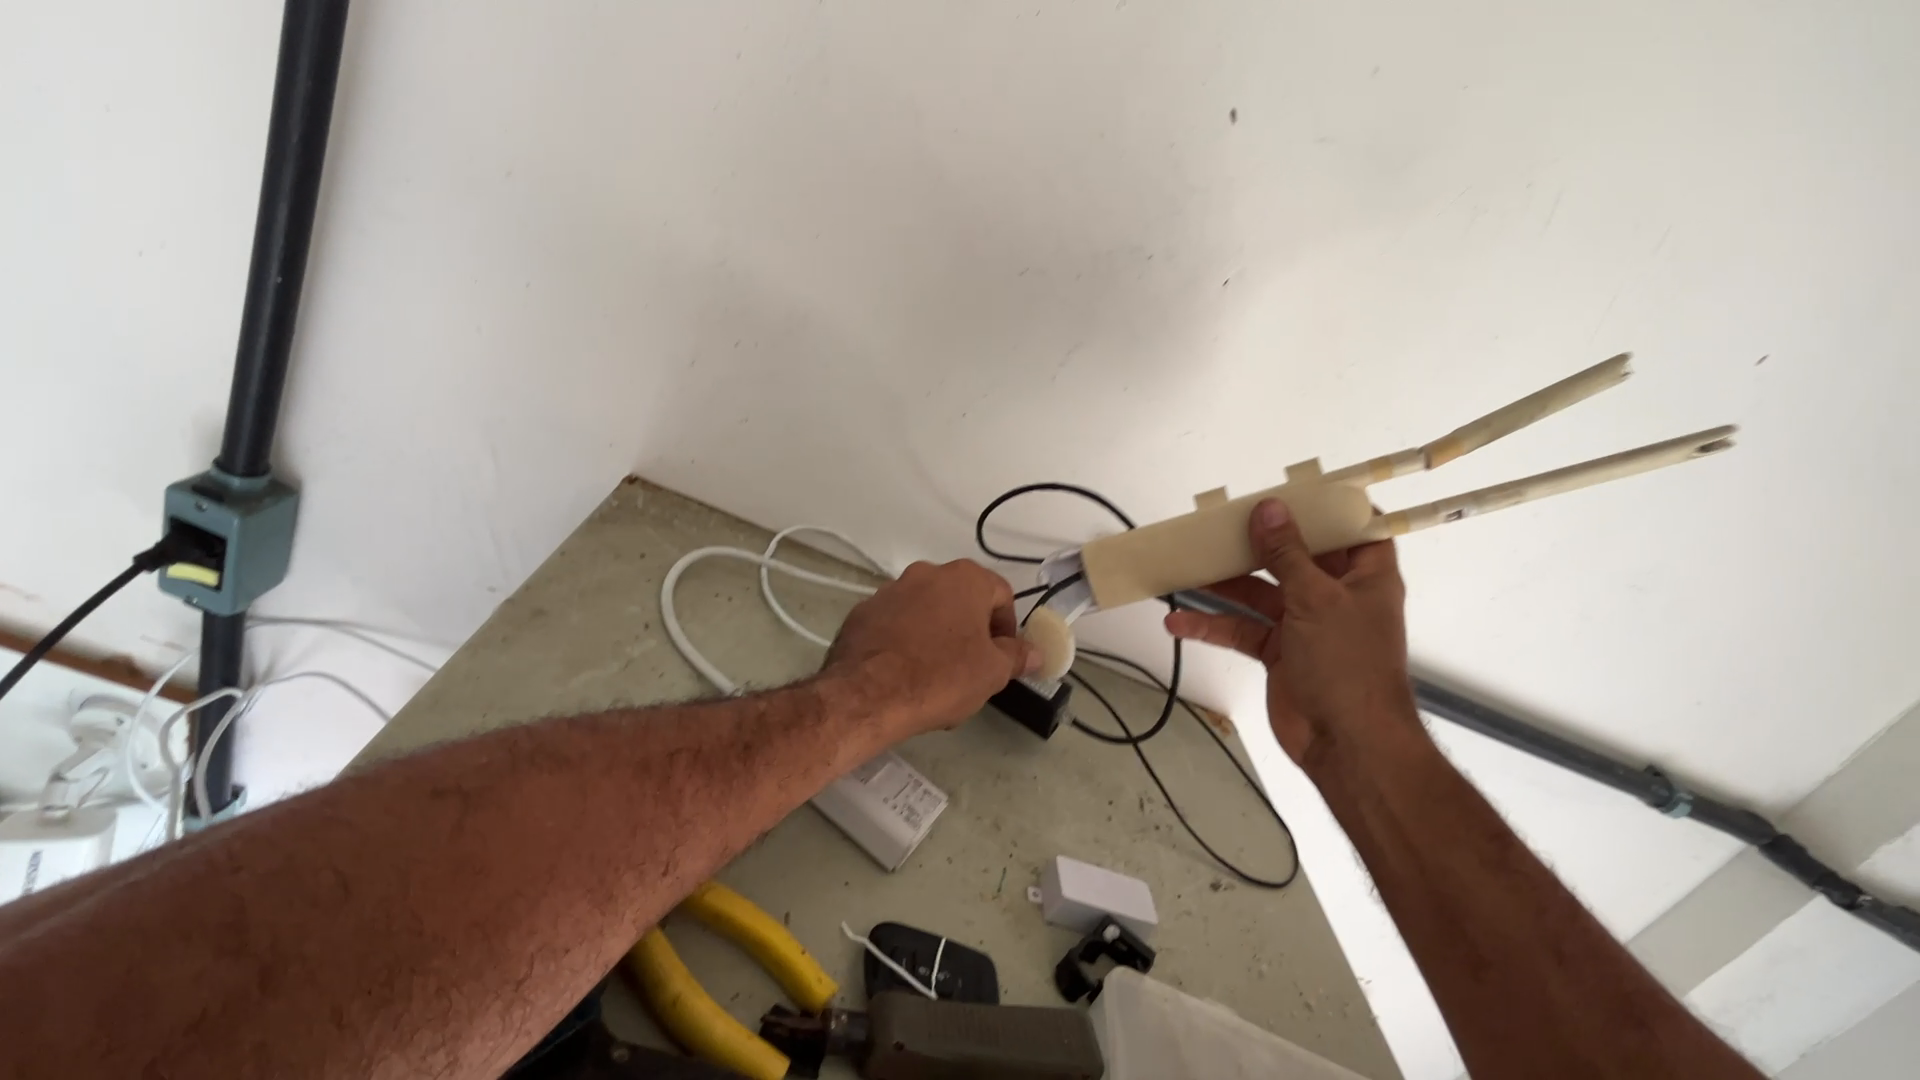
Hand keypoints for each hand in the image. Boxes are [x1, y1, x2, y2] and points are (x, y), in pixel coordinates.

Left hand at [827, 559, 1040, 733]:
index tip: (1001, 658)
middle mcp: (926, 573)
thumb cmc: (941, 677)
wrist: (868, 695)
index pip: (1001, 595)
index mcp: (964, 579)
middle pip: (961, 600)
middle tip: (971, 669)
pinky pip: (895, 624)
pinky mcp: (862, 613)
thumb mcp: (992, 672)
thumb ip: (1017, 656)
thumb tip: (1034, 652)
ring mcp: (889, 590)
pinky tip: (903, 673)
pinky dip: (904, 641)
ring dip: (936, 635)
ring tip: (934, 676)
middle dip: (970, 631)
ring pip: (926, 611)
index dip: (1007, 628)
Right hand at [1164, 498, 1421, 771]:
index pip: (1356, 530)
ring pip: (1259, 593)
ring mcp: (1305, 625)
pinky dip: (1212, 626)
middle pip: (1294, 557)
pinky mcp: (1278, 652)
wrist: (1346, 743)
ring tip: (1185, 569)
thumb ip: (1287, 553)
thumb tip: (1268, 509)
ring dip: (1224, 584)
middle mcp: (1336, 595)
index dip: (1330, 509)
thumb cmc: (1347, 665)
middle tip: (1221, 523)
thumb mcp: (1316, 599)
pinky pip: (1241, 630)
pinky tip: (1178, 623)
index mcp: (1364, 576)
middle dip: (1258, 543)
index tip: (1293, 491)